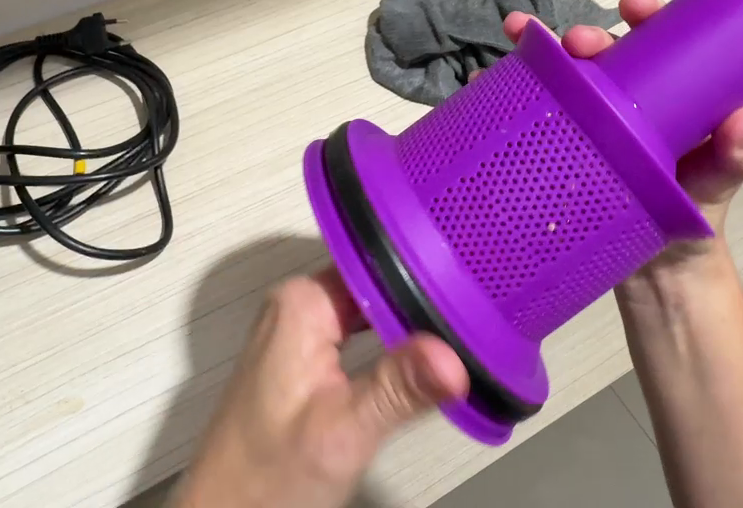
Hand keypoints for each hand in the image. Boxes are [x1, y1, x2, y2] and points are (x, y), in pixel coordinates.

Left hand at [173, 271, 467, 507]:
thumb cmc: (269, 476)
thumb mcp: (343, 432)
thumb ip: (397, 389)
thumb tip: (452, 357)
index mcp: (303, 301)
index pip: (377, 266)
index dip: (425, 278)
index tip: (471, 291)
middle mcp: (298, 303)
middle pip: (375, 287)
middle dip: (420, 305)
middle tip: (474, 323)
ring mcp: (298, 329)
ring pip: (369, 312)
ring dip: (407, 328)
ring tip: (458, 342)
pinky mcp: (303, 356)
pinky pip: (356, 333)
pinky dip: (388, 345)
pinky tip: (417, 364)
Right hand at [501, 0, 742, 273]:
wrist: (655, 277)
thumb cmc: (694, 219)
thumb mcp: (717, 187)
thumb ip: (737, 158)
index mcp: (667, 98)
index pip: (657, 44)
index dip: (646, 17)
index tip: (632, 8)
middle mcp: (625, 101)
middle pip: (602, 54)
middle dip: (583, 36)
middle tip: (572, 43)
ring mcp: (590, 123)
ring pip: (562, 73)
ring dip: (536, 47)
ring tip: (514, 34)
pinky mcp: (561, 144)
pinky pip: (535, 109)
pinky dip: (509, 88)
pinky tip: (482, 80)